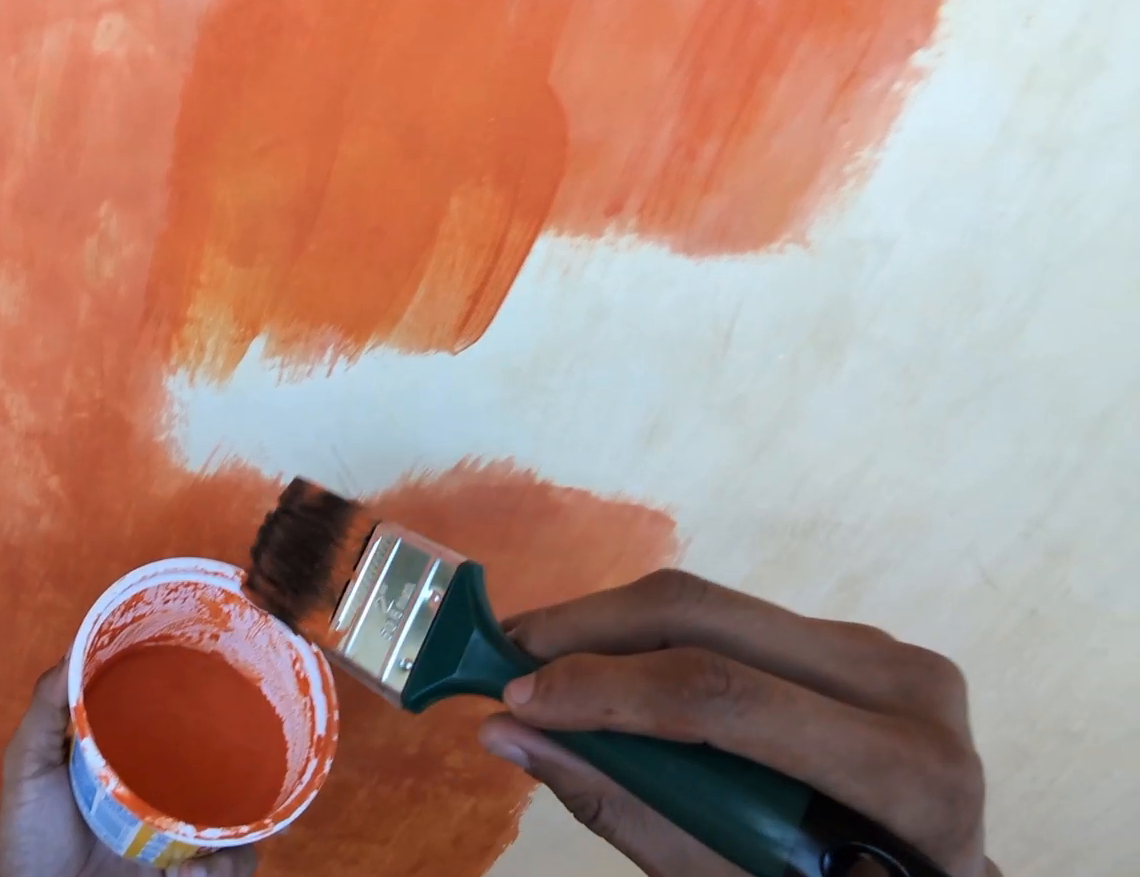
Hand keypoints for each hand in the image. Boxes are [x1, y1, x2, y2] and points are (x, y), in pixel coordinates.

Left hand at [0, 660, 259, 876]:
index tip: (216, 678)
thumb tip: (75, 648)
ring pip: (238, 813)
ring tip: (200, 849)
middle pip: (225, 760)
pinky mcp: (188, 868)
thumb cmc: (31, 828)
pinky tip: (190, 874)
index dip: (206, 698)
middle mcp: (168, 783)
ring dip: (237, 826)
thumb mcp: (30, 761)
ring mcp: (180, 829)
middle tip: (240, 761)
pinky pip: (232, 862)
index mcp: (140, 751)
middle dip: (245, 762)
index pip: (184, 715)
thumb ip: (46, 708)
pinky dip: (226, 867)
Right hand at [478, 570, 997, 876]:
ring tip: (531, 652)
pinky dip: (628, 627)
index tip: (513, 698)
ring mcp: (865, 645)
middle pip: (696, 617)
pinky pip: (702, 609)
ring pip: (690, 598)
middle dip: (580, 630)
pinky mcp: (826, 631)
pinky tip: (589, 654)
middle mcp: (896, 681)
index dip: (603, 687)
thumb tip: (500, 731)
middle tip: (500, 652)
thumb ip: (617, 804)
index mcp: (903, 771)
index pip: (721, 695)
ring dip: (595, 623)